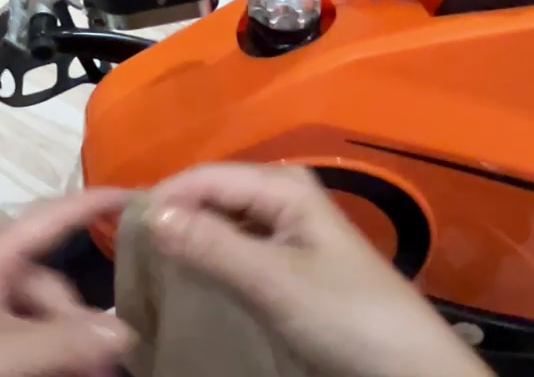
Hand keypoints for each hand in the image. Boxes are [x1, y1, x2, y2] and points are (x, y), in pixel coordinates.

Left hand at [0, 186, 135, 376]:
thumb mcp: (0, 350)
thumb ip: (63, 340)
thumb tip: (127, 330)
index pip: (58, 213)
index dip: (98, 201)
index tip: (142, 197)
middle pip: (54, 282)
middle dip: (81, 322)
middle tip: (109, 364)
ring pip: (38, 317)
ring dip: (62, 347)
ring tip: (85, 376)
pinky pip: (18, 337)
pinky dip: (40, 355)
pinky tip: (55, 373)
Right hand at [146, 163, 491, 376]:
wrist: (414, 375)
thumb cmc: (348, 318)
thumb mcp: (276, 282)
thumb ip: (213, 247)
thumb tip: (149, 214)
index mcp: (282, 184)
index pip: (206, 176)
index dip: (164, 196)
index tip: (119, 228)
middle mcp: (281, 195)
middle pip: (212, 193)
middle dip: (173, 213)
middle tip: (129, 248)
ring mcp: (286, 230)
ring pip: (222, 220)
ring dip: (189, 235)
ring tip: (150, 262)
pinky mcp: (288, 263)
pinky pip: (235, 246)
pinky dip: (208, 256)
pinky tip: (189, 276)